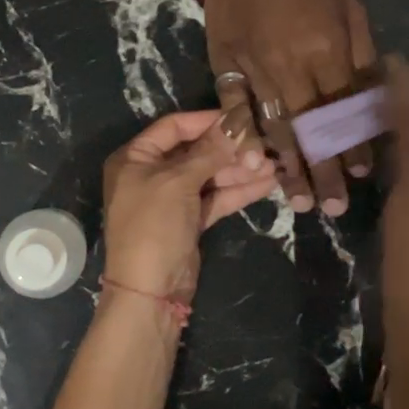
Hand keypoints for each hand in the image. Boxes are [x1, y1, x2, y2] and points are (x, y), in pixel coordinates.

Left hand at [102, 110, 278, 297]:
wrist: (150, 291)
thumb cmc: (153, 226)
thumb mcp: (178, 183)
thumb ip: (209, 153)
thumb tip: (235, 124)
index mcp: (135, 158)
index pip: (173, 127)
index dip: (206, 121)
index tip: (239, 118)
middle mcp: (151, 175)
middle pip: (195, 152)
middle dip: (229, 150)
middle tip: (263, 147)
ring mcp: (171, 200)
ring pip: (209, 177)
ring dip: (239, 170)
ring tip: (274, 164)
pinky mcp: (189, 222)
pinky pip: (215, 198)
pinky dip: (238, 191)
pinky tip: (268, 183)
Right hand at [204, 0, 375, 216]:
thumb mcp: (349, 5)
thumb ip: (361, 55)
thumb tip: (375, 102)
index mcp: (325, 49)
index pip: (344, 111)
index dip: (354, 145)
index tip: (363, 176)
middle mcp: (290, 66)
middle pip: (311, 130)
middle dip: (322, 172)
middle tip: (332, 209)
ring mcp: (253, 68)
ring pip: (274, 127)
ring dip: (286, 166)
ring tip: (297, 200)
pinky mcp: (224, 64)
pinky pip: (234, 108)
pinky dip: (242, 137)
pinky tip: (251, 164)